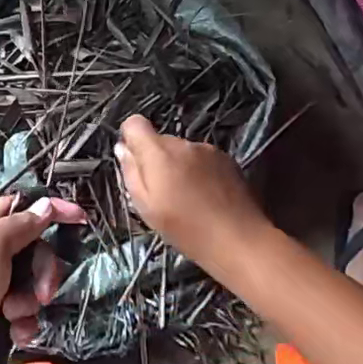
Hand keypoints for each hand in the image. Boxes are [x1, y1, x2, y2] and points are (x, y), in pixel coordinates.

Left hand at [0, 194, 84, 363]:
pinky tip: (14, 330)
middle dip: (41, 271)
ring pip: (31, 281)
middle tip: (42, 292)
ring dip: (29, 300)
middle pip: (33, 248)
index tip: (80, 218)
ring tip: (12, 313)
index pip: (23, 206)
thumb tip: (45, 204)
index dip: (51, 210)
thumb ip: (22, 223)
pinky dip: (23, 320)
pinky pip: (23, 308)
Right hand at [115, 114, 271, 270]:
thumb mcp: (146, 207)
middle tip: (161, 192)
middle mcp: (183, 144)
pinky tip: (205, 196)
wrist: (239, 240)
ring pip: (181, 150)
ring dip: (177, 166)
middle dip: (155, 159)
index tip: (134, 162)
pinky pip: (201, 158)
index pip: (135, 124)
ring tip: (186, 197)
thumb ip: (131, 172)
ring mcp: (208, 150)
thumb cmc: (186, 229)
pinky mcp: (227, 159)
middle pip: (159, 140)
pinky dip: (197, 171)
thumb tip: (123, 148)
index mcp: (159, 153)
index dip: (130, 138)